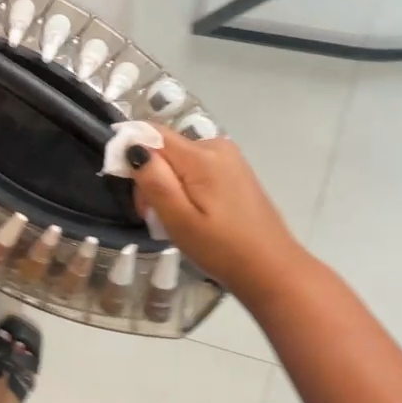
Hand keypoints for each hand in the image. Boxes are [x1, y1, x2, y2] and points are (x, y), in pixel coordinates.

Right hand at [131, 123, 312, 296]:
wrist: (272, 269)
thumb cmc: (222, 248)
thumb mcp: (179, 219)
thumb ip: (154, 180)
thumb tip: (133, 147)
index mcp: (201, 156)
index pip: (151, 133)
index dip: (131, 153)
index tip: (129, 187)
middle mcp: (216, 146)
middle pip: (164, 148)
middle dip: (150, 176)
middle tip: (153, 216)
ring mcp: (229, 158)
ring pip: (178, 160)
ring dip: (167, 185)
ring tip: (174, 219)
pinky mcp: (235, 171)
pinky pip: (195, 168)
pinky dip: (185, 187)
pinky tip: (192, 214)